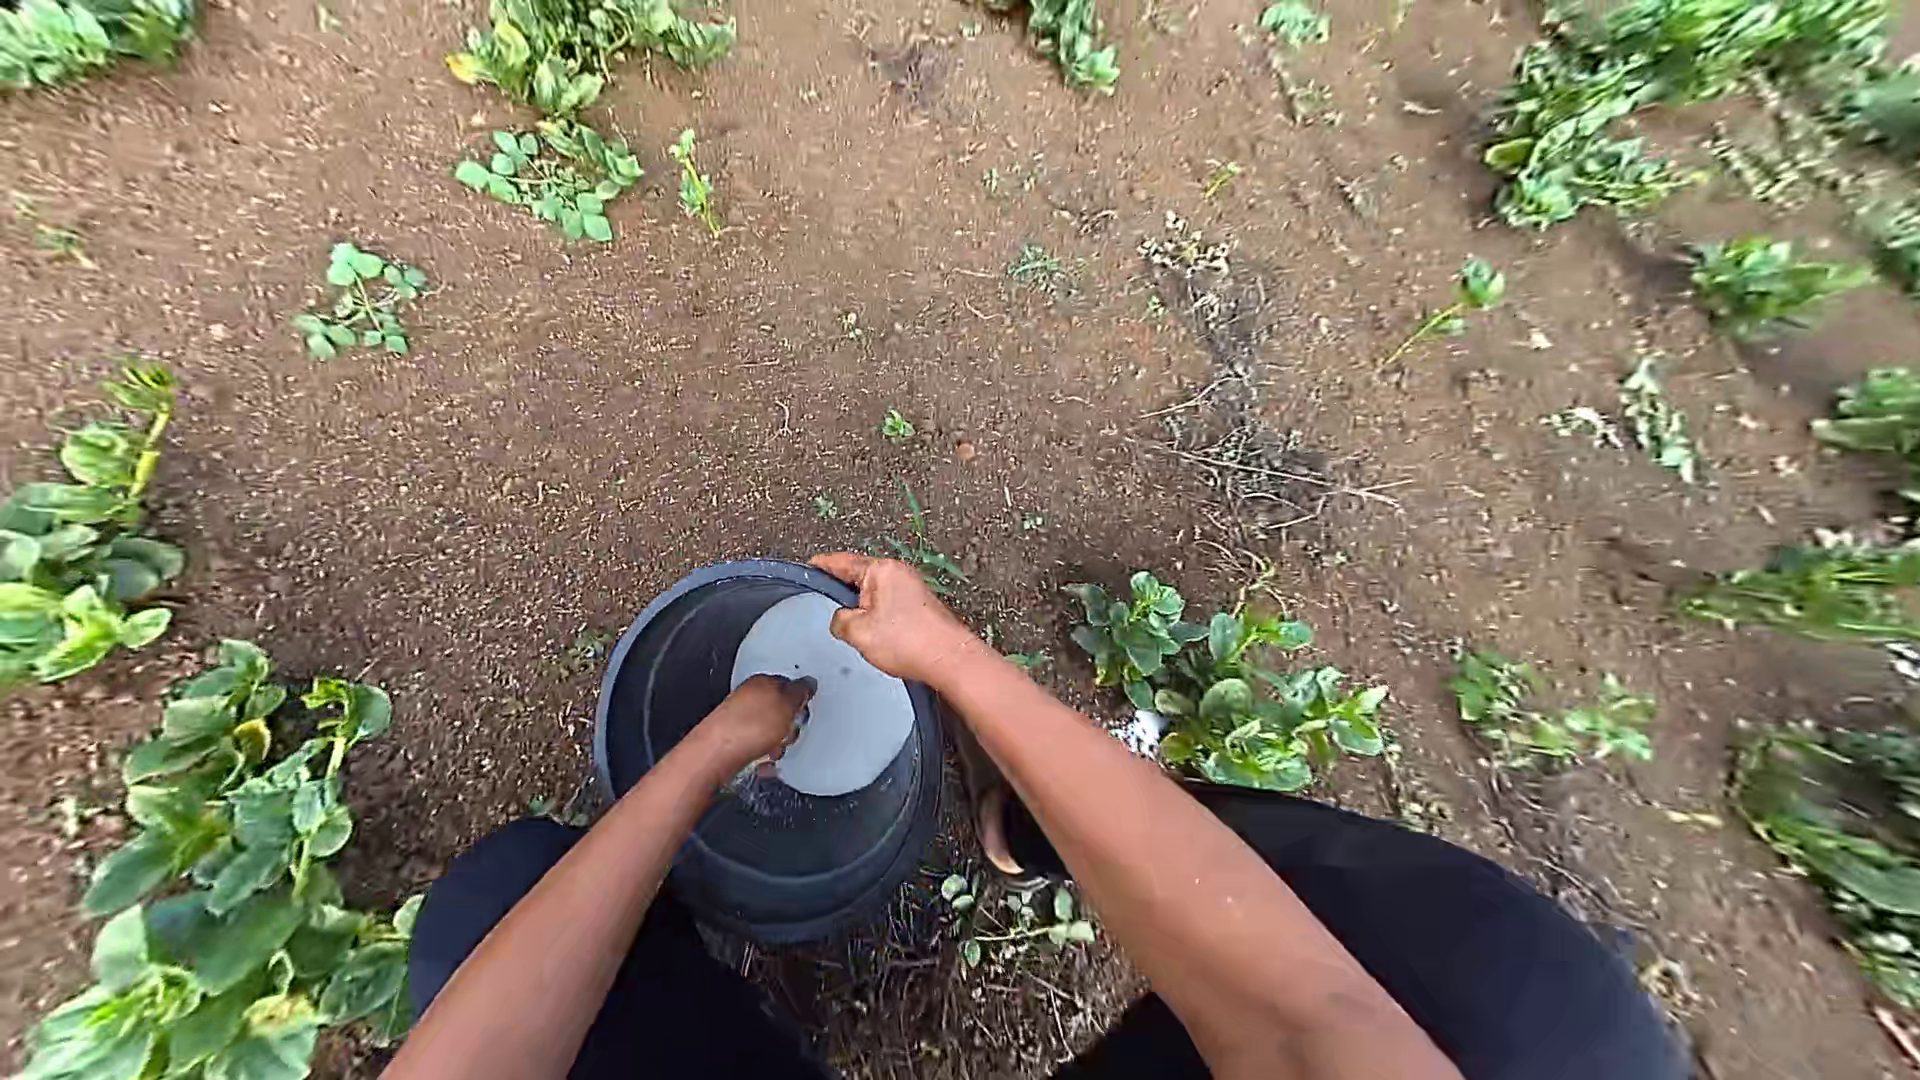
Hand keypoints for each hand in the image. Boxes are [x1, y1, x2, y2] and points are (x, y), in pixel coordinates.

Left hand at [694, 674, 814, 772]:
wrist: (714, 759)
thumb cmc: (745, 728)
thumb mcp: (787, 703)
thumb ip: (801, 691)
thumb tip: (808, 684)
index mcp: (761, 682)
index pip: (790, 684)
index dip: (800, 700)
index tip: (803, 710)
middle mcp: (748, 699)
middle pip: (782, 711)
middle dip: (789, 726)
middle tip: (786, 731)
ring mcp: (740, 722)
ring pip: (772, 733)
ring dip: (778, 744)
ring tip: (772, 750)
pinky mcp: (735, 744)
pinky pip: (759, 749)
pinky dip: (764, 757)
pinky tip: (763, 761)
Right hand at [809, 554, 985, 686]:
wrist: (948, 658)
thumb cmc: (910, 642)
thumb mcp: (858, 632)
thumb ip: (839, 620)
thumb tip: (841, 619)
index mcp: (881, 570)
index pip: (842, 562)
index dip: (822, 566)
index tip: (810, 566)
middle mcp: (898, 572)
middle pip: (859, 577)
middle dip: (844, 593)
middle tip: (827, 607)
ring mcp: (911, 587)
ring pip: (875, 592)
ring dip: (863, 608)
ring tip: (858, 629)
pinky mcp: (919, 603)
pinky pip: (889, 603)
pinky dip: (879, 615)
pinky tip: (877, 633)